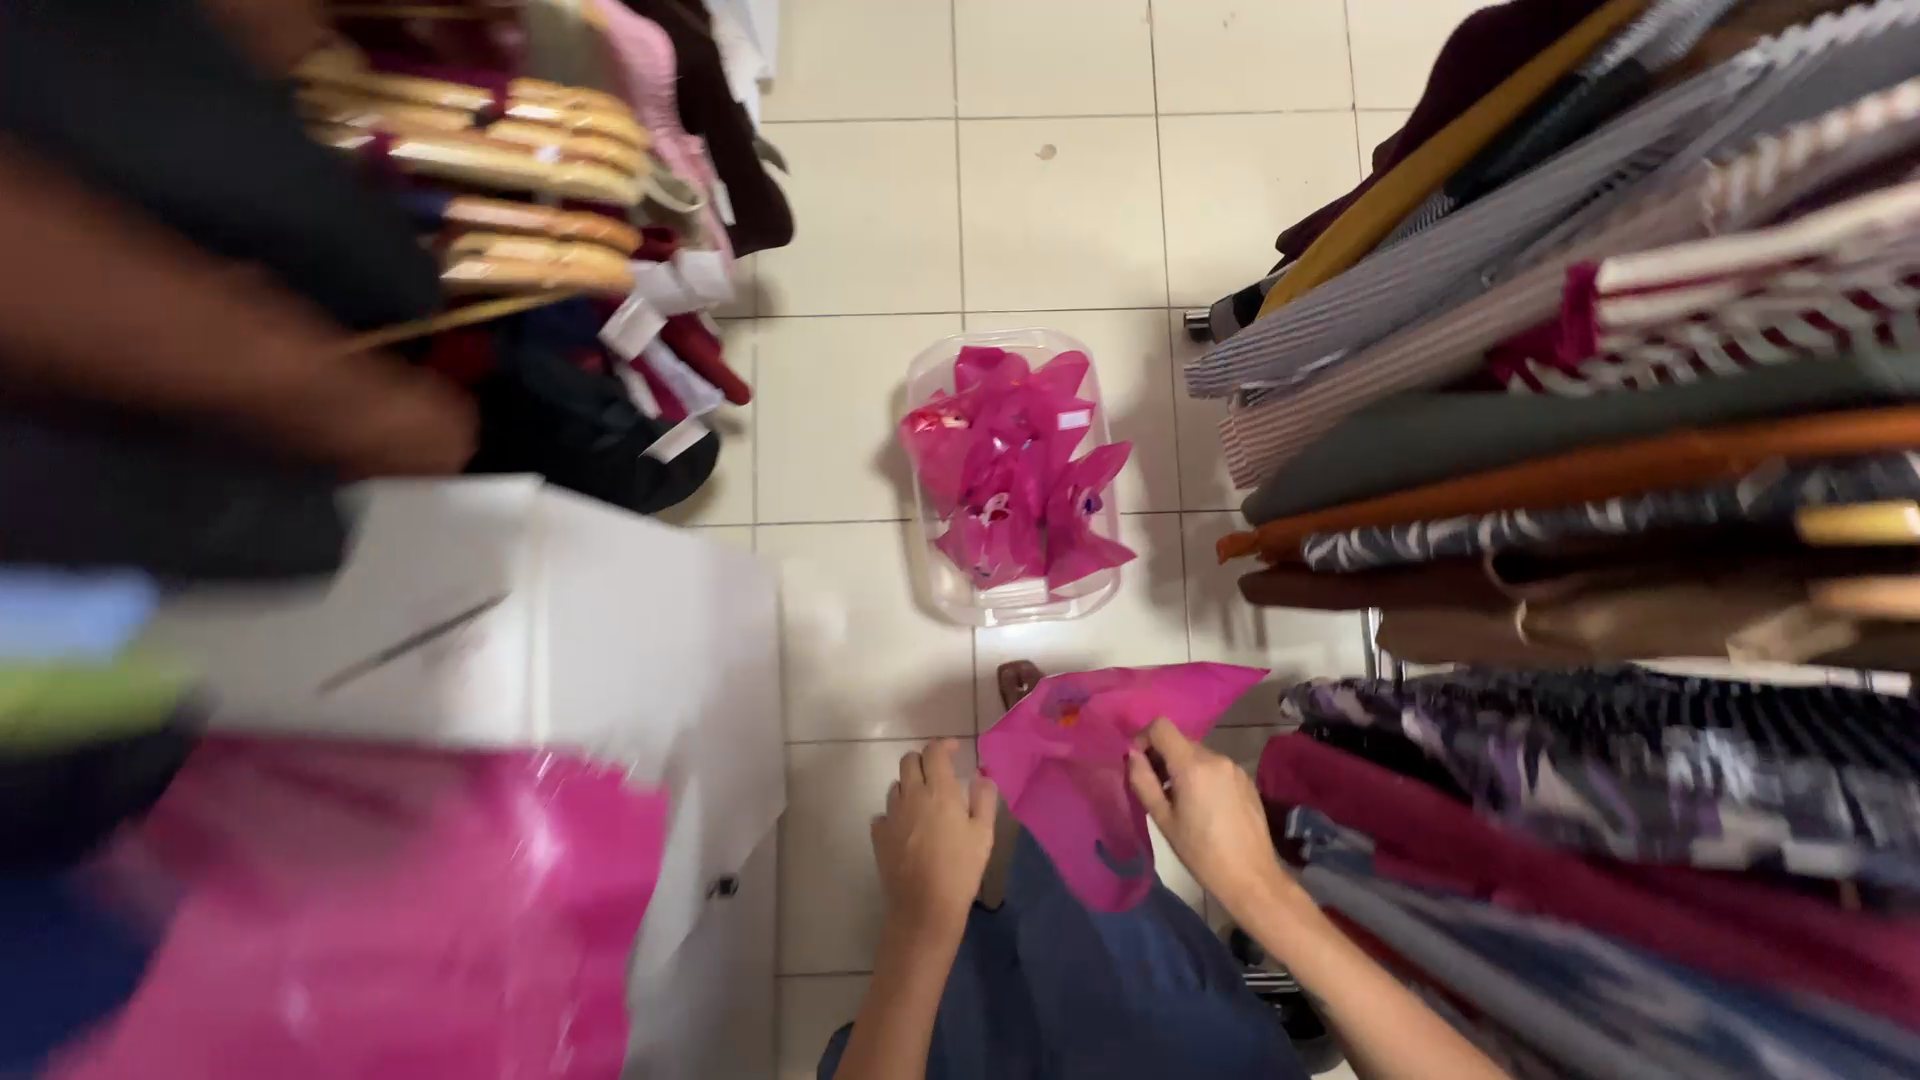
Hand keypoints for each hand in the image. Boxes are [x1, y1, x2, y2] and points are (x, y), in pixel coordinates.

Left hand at [871, 739, 997, 939]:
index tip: (955, 750)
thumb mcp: (983, 834)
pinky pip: (884, 813)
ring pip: (896, 785)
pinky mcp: (878, 835)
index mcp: (939, 791)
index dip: (944, 745)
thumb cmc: (961, 870)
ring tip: (924, 802)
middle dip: (923, 760)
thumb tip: (981, 776)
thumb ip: (984, 798)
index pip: (934, 751)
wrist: (925, 909)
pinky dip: (895, 813)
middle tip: (938, 773)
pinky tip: (907, 828)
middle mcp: (911, 795)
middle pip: (909, 760)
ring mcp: (891, 815)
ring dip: (909, 785)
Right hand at [1126, 719, 1301, 921]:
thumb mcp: (1163, 819)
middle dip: (1161, 757)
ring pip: (1197, 754)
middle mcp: (1216, 758)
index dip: (1144, 739)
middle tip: (1155, 788)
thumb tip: (1132, 755)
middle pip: (1179, 741)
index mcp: (1193, 765)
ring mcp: (1234, 768)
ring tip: (1179, 801)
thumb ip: (1143, 781)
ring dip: (1181, 767)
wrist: (1252, 878)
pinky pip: (1215, 767)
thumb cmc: (1201, 852)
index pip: (1161, 727)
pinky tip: (1204, 806)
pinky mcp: (1246, 780)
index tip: (1139, 764)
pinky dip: (1201, 776)